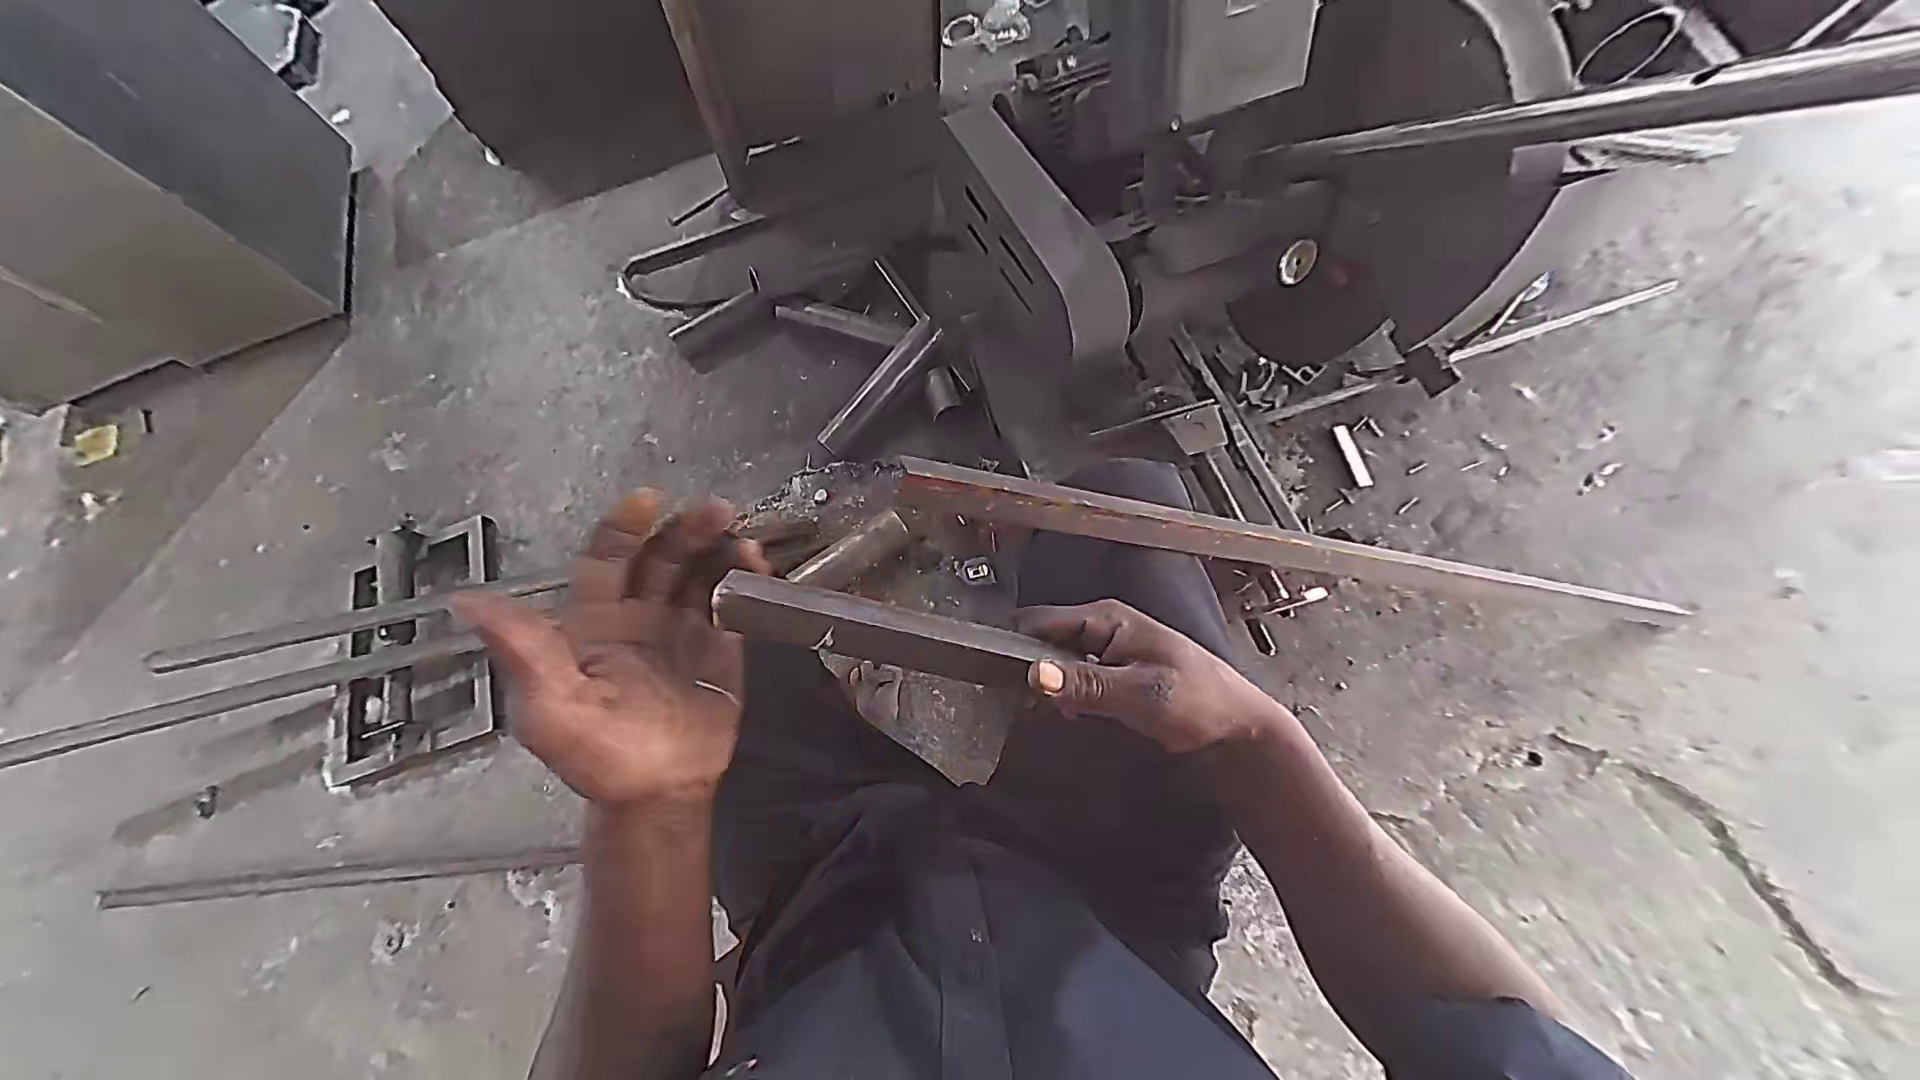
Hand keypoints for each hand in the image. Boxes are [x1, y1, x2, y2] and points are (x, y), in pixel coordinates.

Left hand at [453, 492, 770, 806]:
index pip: (608, 559)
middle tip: (717, 512)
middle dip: (687, 529)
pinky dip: (746, 581)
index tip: (649, 499)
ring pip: (701, 572)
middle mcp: (640, 616)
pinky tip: (757, 569)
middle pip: (663, 556)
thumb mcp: (552, 707)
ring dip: (720, 549)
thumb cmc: (602, 755)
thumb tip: (468, 601)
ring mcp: (683, 629)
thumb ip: (523, 651)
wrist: (664, 790)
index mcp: (596, 623)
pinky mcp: (720, 645)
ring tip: (742, 541)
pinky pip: (732, 602)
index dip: (625, 526)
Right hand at [1012, 599, 1293, 752]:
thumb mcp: (1140, 693)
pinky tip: (1064, 712)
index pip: (1041, 622)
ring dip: (1048, 685)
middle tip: (1024, 701)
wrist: (1235, 727)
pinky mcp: (1109, 673)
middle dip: (1031, 669)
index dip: (1015, 644)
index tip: (994, 672)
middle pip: (1044, 641)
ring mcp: (1106, 650)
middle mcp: (1102, 628)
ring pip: (1056, 661)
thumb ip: (1086, 683)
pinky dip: (1063, 694)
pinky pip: (1072, 677)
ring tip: (1044, 710)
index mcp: (1107, 619)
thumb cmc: (1198, 700)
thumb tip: (1036, 674)